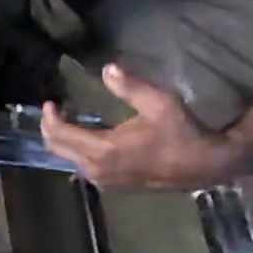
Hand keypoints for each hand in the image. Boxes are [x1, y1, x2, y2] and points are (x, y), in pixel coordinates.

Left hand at [41, 64, 243, 188]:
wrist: (203, 165)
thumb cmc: (181, 132)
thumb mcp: (159, 102)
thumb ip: (130, 86)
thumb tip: (106, 69)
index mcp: (102, 149)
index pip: (61, 134)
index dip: (51, 117)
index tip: (50, 102)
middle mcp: (95, 168)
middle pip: (58, 149)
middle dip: (50, 128)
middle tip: (53, 110)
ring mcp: (101, 178)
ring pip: (68, 159)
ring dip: (62, 139)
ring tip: (66, 118)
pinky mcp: (110, 182)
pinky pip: (81, 165)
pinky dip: (75, 149)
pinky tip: (84, 135)